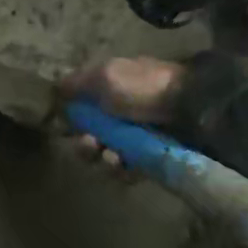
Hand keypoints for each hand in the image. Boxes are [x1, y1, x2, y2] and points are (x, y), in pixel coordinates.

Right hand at [58, 56, 187, 168]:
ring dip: (102, 160)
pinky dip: (122, 171)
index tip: (65, 128)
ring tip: (112, 158)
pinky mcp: (148, 158)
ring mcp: (135, 138)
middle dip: (85, 144)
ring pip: (105, 156)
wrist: (192, 109)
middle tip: (90, 144)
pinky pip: (125, 170)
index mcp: (110, 90)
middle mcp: (120, 114)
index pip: (80, 109)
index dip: (70, 121)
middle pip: (89, 137)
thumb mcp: (106, 76)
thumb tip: (55, 90)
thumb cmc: (145, 88)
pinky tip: (125, 166)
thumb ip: (77, 84)